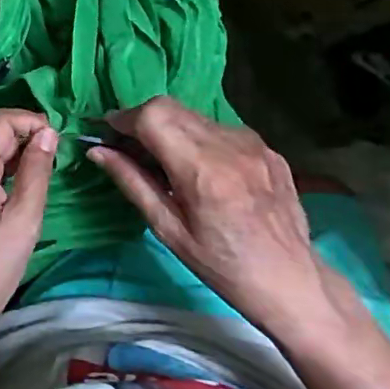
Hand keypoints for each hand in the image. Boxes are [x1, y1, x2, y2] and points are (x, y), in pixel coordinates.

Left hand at [0, 109, 57, 333]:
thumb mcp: (25, 218)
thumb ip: (36, 171)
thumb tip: (48, 133)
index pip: (0, 121)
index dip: (30, 120)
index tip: (57, 138)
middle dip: (27, 133)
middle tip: (56, 155)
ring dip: (20, 149)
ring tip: (47, 168)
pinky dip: (9, 165)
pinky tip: (28, 182)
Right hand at [85, 97, 337, 333]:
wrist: (291, 281)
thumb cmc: (222, 266)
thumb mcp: (168, 230)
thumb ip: (133, 183)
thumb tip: (98, 152)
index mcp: (202, 170)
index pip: (153, 116)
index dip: (124, 119)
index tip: (109, 135)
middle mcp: (229, 145)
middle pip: (170, 107)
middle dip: (142, 121)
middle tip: (130, 149)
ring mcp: (253, 142)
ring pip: (194, 116)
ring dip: (170, 129)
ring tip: (166, 164)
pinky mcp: (267, 147)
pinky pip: (220, 130)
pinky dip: (200, 140)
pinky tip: (202, 172)